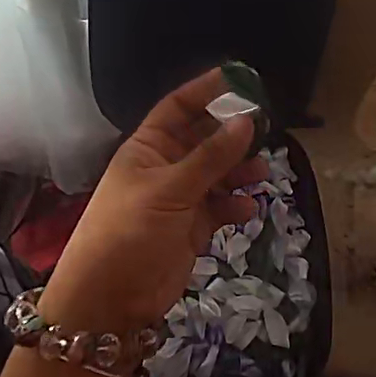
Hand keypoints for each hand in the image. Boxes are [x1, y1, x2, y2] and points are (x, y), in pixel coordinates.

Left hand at [38, 69, 268, 332]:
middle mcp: (165, 167)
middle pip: (204, 139)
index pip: (179, 107)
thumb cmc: (129, 231)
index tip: (239, 77)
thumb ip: (211, 157)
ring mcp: (179, 198)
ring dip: (239, 171)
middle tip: (266, 131)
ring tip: (262, 173)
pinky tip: (249, 208)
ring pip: (217, 174)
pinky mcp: (191, 228)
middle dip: (232, 135)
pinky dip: (235, 206)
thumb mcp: (170, 189)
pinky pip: (219, 207)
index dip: (206, 90)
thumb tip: (247, 121)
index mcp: (148, 147)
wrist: (109, 299)